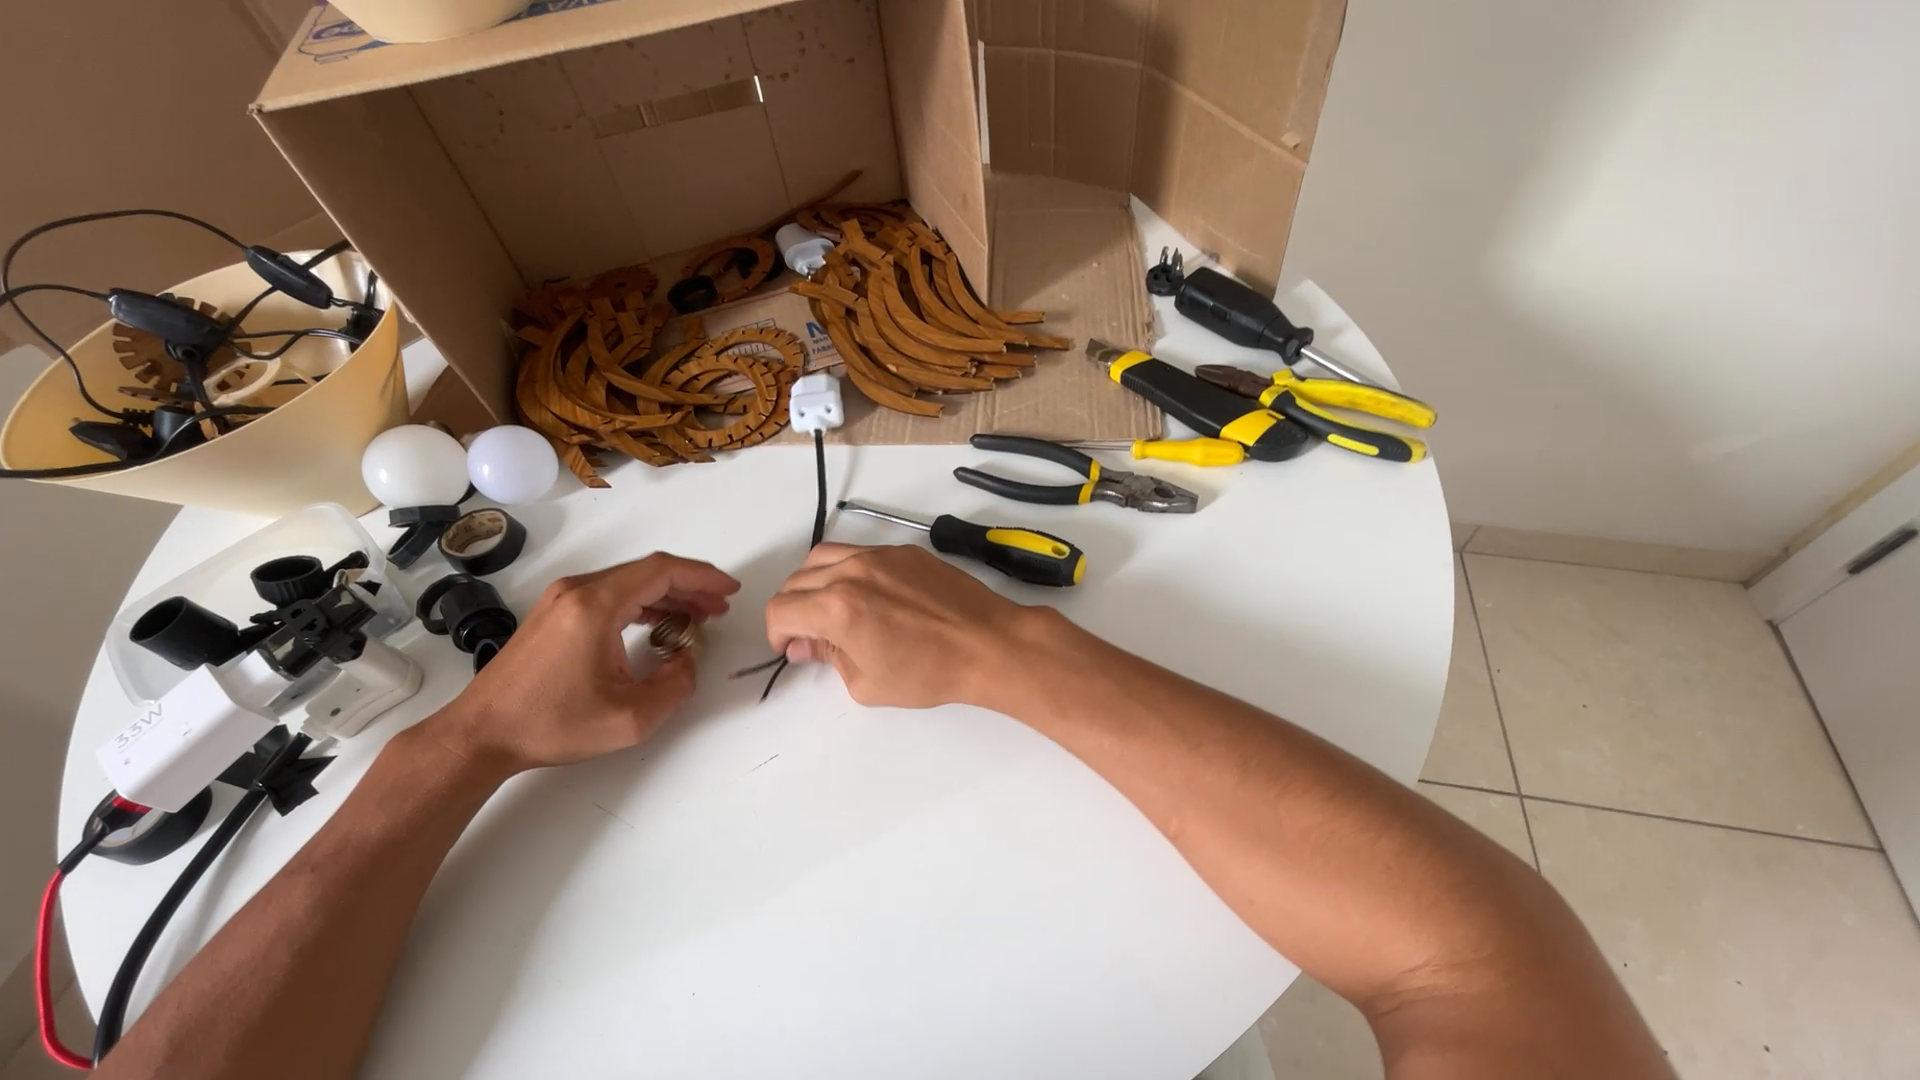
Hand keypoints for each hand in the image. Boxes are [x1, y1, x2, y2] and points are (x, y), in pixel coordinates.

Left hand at [420, 553, 739, 774]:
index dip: (702, 577)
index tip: (729, 591)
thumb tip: (688, 657)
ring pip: (629, 581)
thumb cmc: (552, 725)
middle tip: (719, 607)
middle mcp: (577, 590)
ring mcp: (561, 599)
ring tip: (697, 618)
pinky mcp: (553, 613)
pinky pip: (609, 594)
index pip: (662, 571)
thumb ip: (677, 683)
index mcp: (596, 605)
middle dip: (690, 586)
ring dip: (667, 595)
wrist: (481, 734)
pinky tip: (658, 624)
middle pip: (647, 571)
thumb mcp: (632, 717)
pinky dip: (641, 603)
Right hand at [763, 543, 1038, 708]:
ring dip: (812, 584)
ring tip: (829, 610)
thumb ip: (827, 657)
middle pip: (795, 581)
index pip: (780, 610)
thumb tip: (804, 643)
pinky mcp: (903, 551)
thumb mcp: (868, 682)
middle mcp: (852, 572)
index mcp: (838, 607)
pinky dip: (845, 570)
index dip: (777, 634)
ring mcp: (879, 555)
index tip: (792, 649)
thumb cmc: (930, 672)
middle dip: (793, 611)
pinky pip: (857, 552)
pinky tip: (864, 595)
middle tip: (810, 636)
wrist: (988, 644)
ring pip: (821, 557)